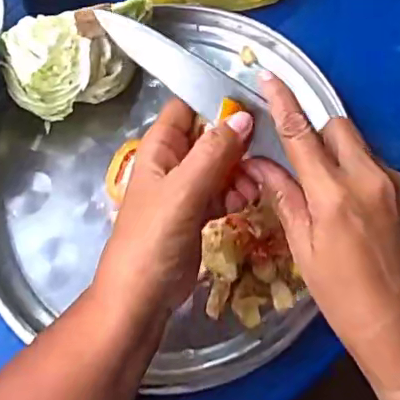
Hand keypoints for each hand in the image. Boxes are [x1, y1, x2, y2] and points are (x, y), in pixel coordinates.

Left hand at [92, 98, 252, 322]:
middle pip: (212, 132)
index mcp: (161, 145)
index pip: (189, 103)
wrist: (139, 301)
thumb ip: (214, 153)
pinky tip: (245, 202)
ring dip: (241, 169)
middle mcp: (174, 159)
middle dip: (237, 139)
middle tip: (261, 151)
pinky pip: (224, 187)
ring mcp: (187, 185)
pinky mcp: (198, 208)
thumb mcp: (183, 191)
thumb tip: (245, 116)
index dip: (217, 97)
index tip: (253, 100)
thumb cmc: (152, 239)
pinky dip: (237, 191)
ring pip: (222, 161)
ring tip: (251, 186)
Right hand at [238, 74, 399, 399]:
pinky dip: (381, 188)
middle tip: (316, 165)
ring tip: (355, 210)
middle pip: (340, 127)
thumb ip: (287, 200)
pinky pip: (394, 175)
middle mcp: (372, 179)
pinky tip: (383, 224)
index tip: (272, 75)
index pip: (300, 133)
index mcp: (334, 195)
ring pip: (368, 152)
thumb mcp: (306, 255)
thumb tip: (262, 164)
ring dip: (353, 166)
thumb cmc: (349, 304)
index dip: (284, 101)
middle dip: (322, 135)